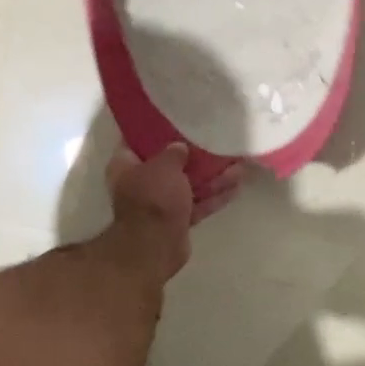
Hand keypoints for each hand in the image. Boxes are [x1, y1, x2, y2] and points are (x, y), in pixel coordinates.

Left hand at [97, 144, 243, 282]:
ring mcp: (160, 203)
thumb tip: (179, 147)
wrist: (155, 245)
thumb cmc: (153, 198)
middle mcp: (141, 183)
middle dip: (195, 157)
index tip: (176, 120)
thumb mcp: (164, 166)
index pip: (137, 141)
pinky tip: (237, 187)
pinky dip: (214, 197)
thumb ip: (173, 152)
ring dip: (213, 178)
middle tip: (216, 143)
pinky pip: (198, 203)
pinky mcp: (177, 220)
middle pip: (170, 164)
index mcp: (126, 166)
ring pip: (189, 185)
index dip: (156, 130)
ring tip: (239, 166)